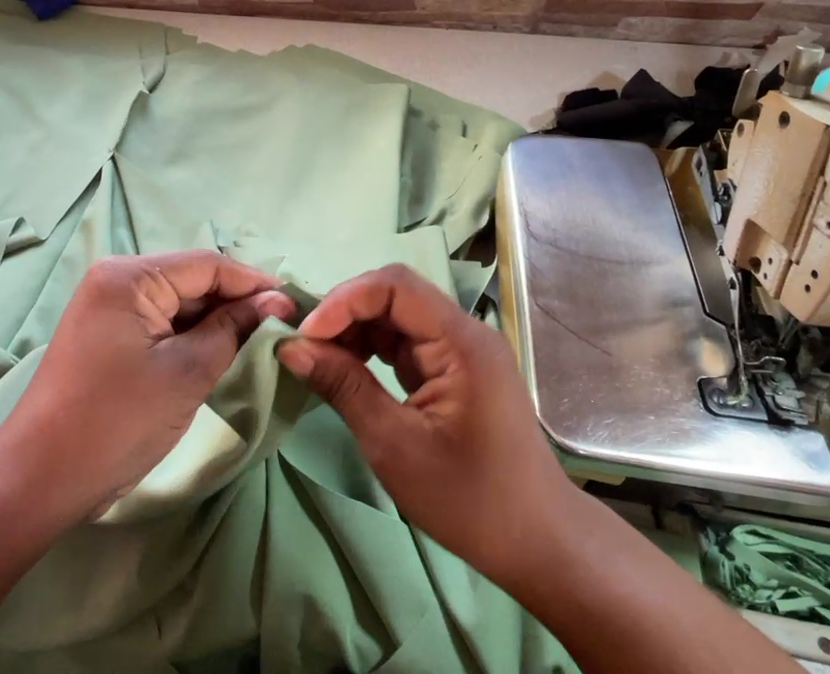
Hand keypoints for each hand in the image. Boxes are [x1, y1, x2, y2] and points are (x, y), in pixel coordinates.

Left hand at [0, 252, 295, 518]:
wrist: (43, 477)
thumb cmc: (118, 419)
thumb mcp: (187, 372)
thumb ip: (234, 330)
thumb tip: (275, 303)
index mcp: (129, 276)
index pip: (207, 264)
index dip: (254, 284)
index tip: (297, 306)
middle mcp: (115, 280)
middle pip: (192, 281)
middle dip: (236, 304)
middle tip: (283, 330)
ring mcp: (107, 309)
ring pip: (178, 304)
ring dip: (216, 323)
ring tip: (261, 344)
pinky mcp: (107, 338)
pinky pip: (160, 325)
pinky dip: (191, 338)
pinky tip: (222, 355)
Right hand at [274, 265, 575, 584]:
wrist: (537, 542)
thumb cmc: (468, 498)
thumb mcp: (394, 444)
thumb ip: (343, 387)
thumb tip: (291, 347)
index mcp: (461, 342)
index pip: (394, 286)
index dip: (344, 301)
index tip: (305, 336)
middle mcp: (464, 334)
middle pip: (395, 296)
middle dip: (344, 313)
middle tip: (303, 346)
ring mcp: (461, 353)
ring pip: (397, 318)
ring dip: (354, 331)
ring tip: (316, 360)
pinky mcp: (454, 373)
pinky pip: (405, 344)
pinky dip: (371, 351)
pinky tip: (344, 371)